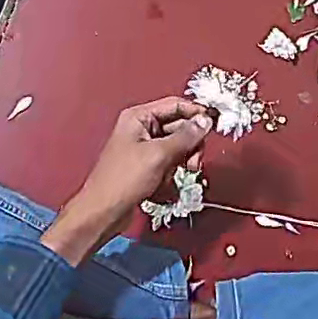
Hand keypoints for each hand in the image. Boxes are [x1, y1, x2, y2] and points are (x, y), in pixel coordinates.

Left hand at [43, 99, 212, 263]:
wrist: (103, 213)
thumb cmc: (124, 180)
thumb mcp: (159, 155)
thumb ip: (186, 136)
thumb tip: (206, 121)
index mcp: (139, 117)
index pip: (176, 105)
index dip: (196, 113)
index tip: (214, 124)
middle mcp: (142, 128)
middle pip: (179, 126)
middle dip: (190, 144)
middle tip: (195, 161)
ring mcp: (144, 147)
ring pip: (177, 146)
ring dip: (183, 161)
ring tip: (180, 174)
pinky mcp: (147, 166)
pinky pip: (169, 162)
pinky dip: (172, 172)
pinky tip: (166, 185)